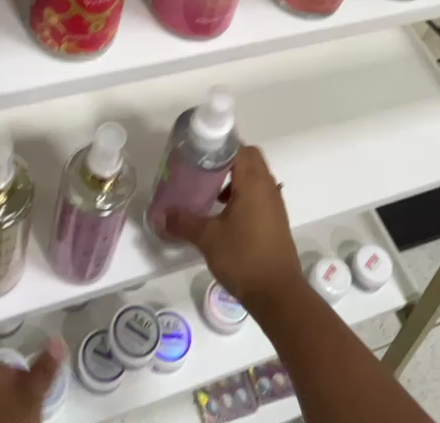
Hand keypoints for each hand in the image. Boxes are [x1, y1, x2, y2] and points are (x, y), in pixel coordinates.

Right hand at [162, 145, 304, 310]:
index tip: (196, 153)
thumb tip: (160, 217)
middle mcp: (268, 187)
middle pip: (248, 159)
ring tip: (208, 192)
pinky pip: (258, 194)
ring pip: (254, 177)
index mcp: (254, 182)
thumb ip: (184, 223)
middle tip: (200, 170)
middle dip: (225, 160)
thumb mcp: (208, 239)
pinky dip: (241, 195)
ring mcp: (274, 204)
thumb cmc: (244, 258)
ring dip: (233, 178)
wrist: (278, 294)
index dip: (217, 146)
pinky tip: (222, 215)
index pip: (239, 148)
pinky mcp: (275, 220)